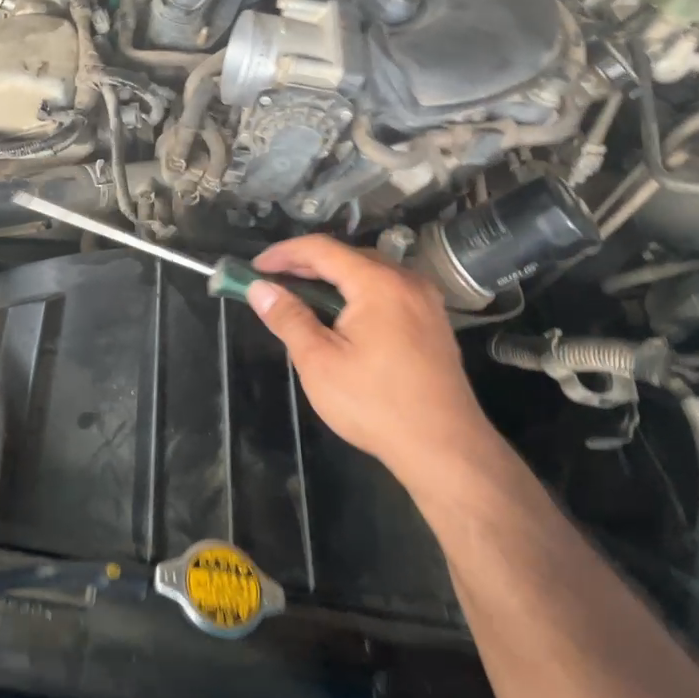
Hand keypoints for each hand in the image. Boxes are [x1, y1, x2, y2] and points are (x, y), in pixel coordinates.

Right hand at [247, 236, 497, 481]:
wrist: (445, 447)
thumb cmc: (375, 403)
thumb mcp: (319, 362)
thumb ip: (288, 318)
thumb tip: (260, 289)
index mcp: (379, 284)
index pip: (322, 250)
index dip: (284, 253)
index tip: (254, 268)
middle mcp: (408, 282)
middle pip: (349, 256)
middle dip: (307, 265)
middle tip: (273, 283)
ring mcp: (426, 303)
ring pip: (371, 274)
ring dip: (333, 279)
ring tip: (301, 298)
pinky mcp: (433, 324)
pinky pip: (388, 292)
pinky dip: (357, 294)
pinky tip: (341, 317)